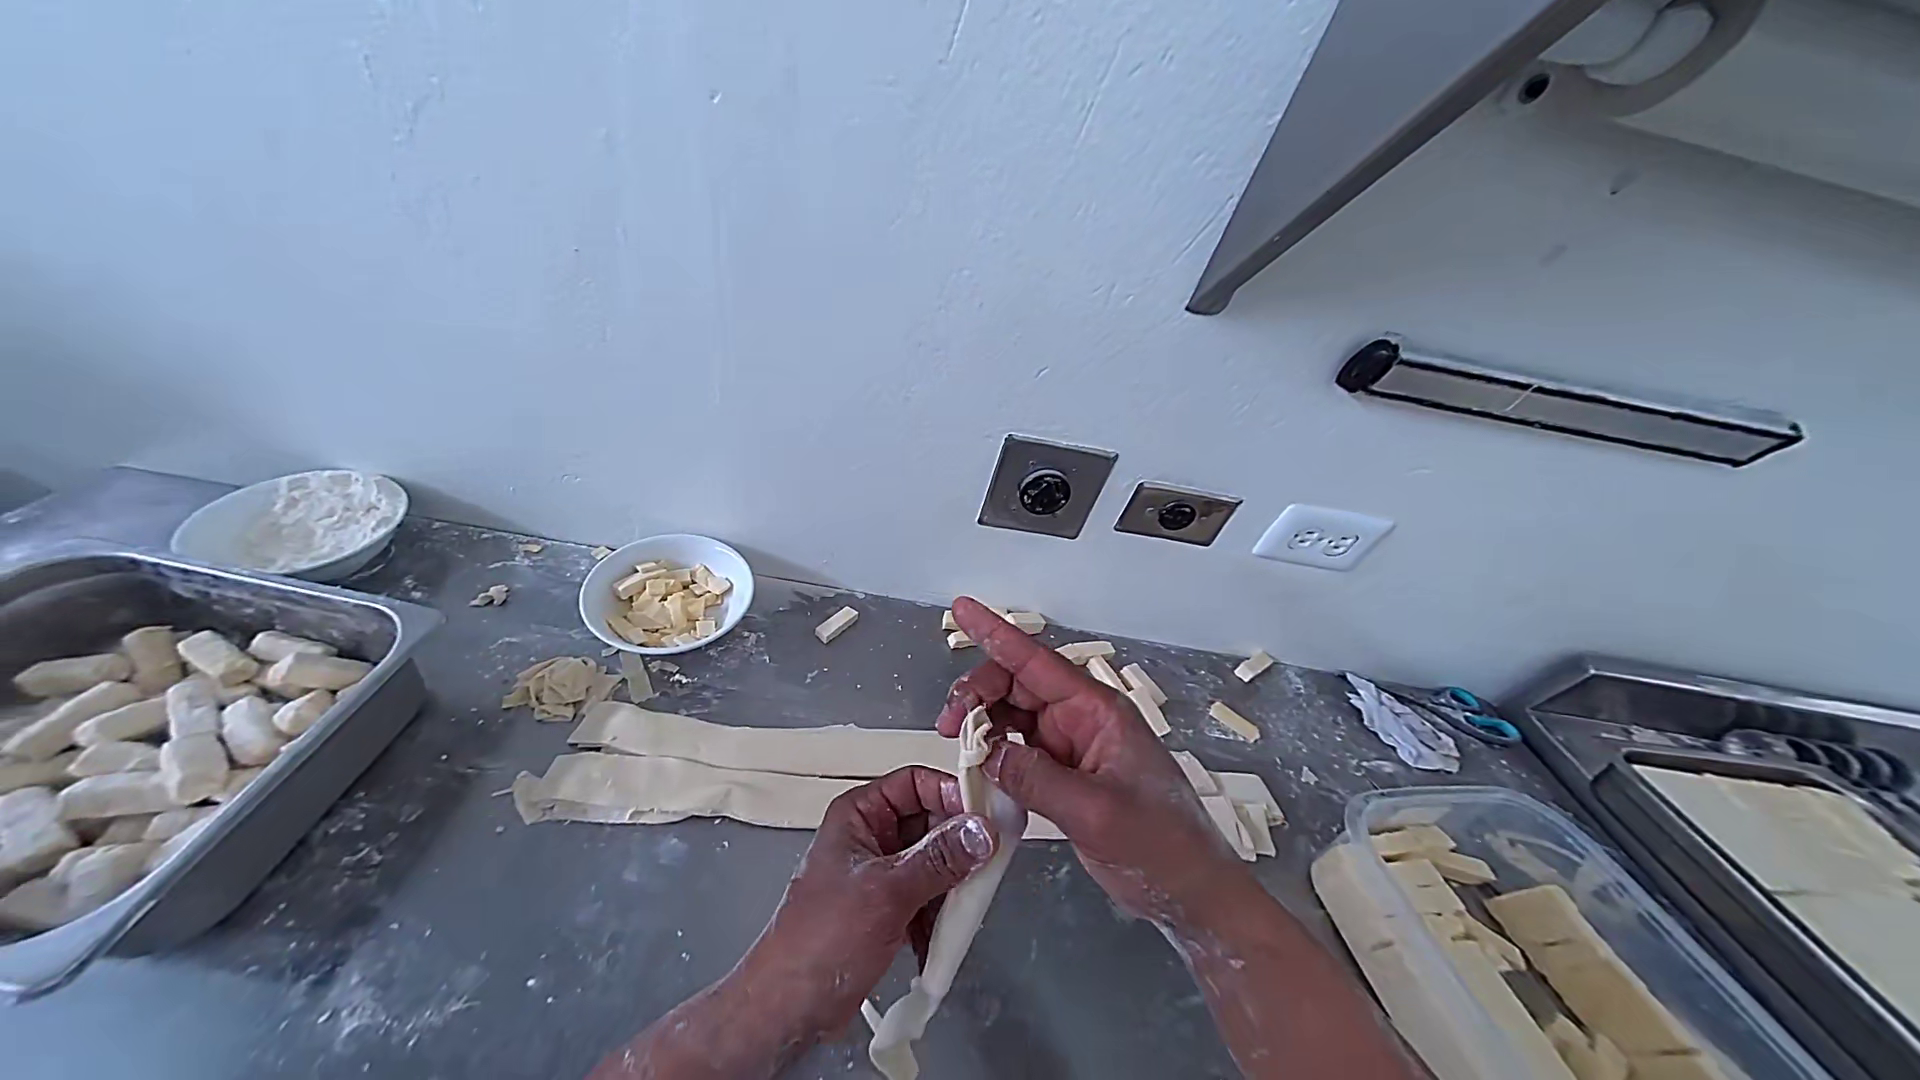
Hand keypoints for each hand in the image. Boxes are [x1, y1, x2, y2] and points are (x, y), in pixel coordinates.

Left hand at [739, 765, 997, 1035]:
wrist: (788, 1011)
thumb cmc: (818, 941)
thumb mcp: (885, 892)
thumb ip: (938, 860)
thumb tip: (981, 832)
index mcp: (859, 814)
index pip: (914, 782)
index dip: (949, 793)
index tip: (983, 814)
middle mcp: (871, 835)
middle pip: (930, 820)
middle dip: (956, 845)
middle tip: (985, 862)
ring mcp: (881, 871)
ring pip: (934, 859)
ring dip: (951, 883)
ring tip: (961, 906)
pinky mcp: (890, 905)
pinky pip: (929, 892)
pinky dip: (940, 911)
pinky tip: (941, 934)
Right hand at [937, 597, 1249, 925]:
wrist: (1187, 889)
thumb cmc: (1160, 844)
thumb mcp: (1097, 812)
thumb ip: (1038, 780)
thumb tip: (986, 753)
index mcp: (1096, 711)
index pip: (1036, 661)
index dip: (995, 633)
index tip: (962, 610)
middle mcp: (1080, 719)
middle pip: (1016, 685)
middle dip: (978, 693)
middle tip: (948, 725)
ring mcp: (1070, 745)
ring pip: (1012, 714)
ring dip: (981, 722)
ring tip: (958, 745)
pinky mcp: (1062, 772)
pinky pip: (1017, 748)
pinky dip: (993, 751)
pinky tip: (979, 766)